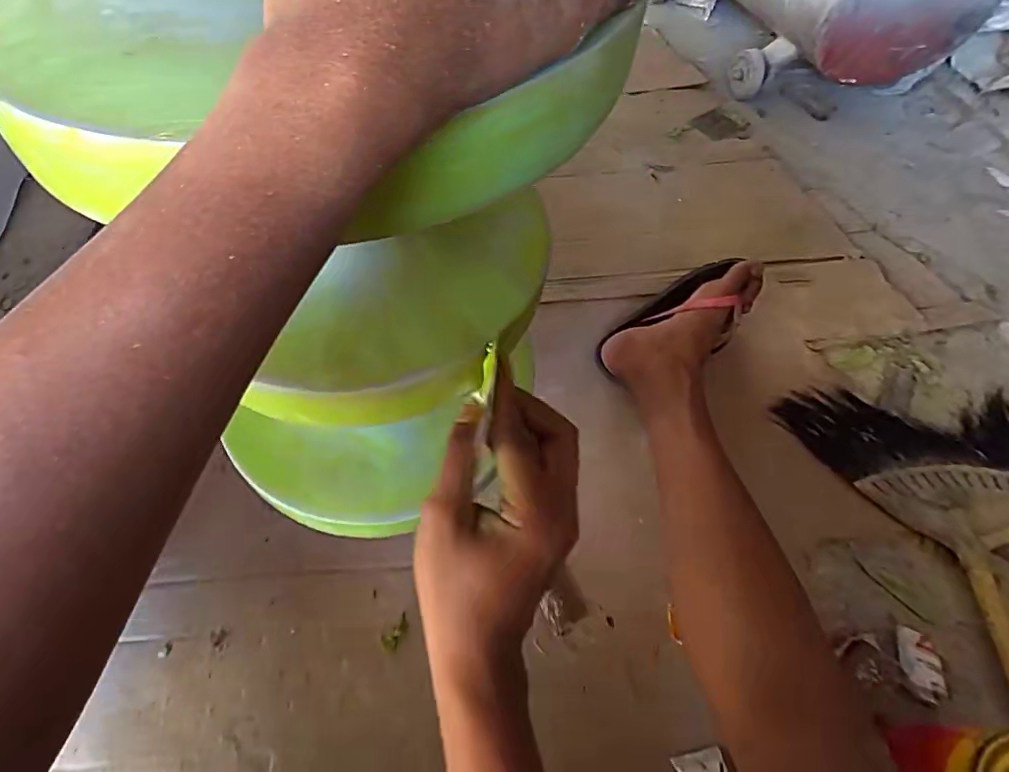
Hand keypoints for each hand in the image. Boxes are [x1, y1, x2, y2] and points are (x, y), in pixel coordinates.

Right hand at [415, 365, 579, 677]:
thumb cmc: (451, 587)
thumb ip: (459, 458)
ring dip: (531, 424)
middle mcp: (563, 510)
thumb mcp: (442, 517)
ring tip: (489, 414)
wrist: (477, 650)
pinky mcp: (557, 526)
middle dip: (528, 406)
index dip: (504, 393)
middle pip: (561, 436)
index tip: (493, 358)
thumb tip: (471, 408)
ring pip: (562, 450)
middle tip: (489, 394)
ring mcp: (565, 520)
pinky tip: (499, 444)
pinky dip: (531, 446)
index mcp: (535, 510)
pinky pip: (553, 469)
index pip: (521, 435)